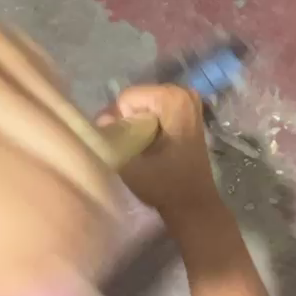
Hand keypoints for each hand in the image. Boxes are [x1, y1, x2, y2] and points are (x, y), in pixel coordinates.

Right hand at [108, 85, 228, 231]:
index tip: (125, 144)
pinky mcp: (189, 111)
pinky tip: (149, 142)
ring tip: (137, 145)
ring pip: (144, 103)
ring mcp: (189, 100)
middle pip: (137, 97)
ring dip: (136, 121)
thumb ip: (113, 136)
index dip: (119, 120)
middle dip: (127, 119)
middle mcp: (184, 92)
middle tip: (127, 145)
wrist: (193, 204)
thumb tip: (102, 119)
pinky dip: (148, 122)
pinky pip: (156, 108)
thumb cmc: (164, 185)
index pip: (127, 98)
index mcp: (172, 99)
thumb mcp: (131, 164)